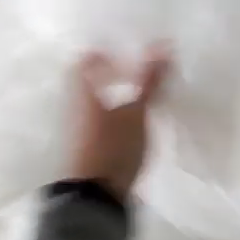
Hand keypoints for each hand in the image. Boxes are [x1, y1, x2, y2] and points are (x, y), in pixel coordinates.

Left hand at [65, 50, 168, 199]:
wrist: (96, 196)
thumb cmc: (113, 146)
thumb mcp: (137, 111)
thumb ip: (149, 80)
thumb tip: (163, 44)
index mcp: (83, 92)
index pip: (85, 62)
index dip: (103, 53)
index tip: (126, 50)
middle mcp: (76, 107)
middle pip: (89, 81)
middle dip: (112, 74)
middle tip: (140, 70)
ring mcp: (80, 130)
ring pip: (97, 102)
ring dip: (116, 96)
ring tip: (144, 95)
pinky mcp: (89, 148)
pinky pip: (102, 121)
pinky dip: (117, 115)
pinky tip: (137, 122)